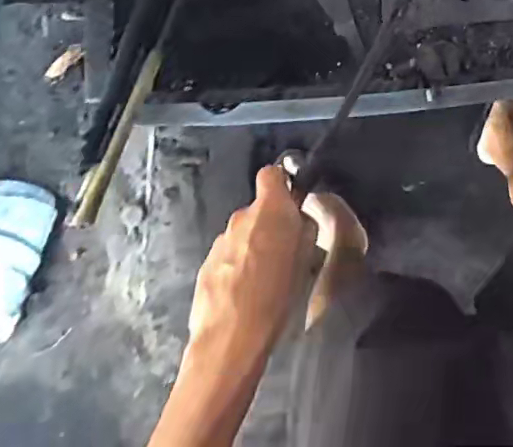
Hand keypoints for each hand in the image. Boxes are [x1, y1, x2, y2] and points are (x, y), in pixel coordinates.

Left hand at [187, 165, 309, 353]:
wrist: (230, 339)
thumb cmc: (278, 293)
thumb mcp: (307, 256)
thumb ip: (303, 227)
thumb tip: (299, 217)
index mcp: (270, 209)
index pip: (271, 173)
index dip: (282, 183)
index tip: (292, 200)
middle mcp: (241, 218)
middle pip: (257, 209)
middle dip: (269, 223)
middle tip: (284, 248)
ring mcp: (219, 242)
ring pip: (242, 234)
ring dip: (252, 246)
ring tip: (263, 276)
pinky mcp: (204, 266)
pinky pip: (228, 255)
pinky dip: (236, 265)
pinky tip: (244, 291)